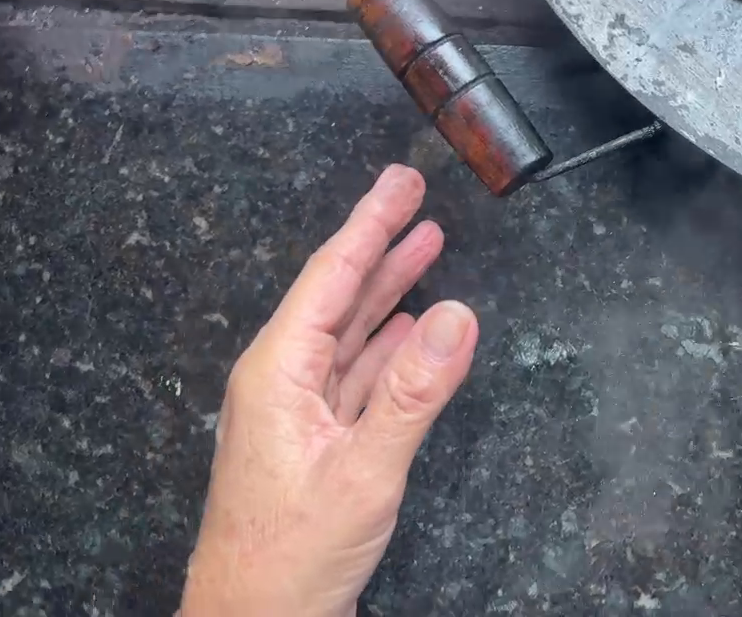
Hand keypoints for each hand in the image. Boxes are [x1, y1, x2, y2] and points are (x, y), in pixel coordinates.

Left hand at [180, 165, 477, 616]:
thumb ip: (414, 392)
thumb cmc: (293, 558)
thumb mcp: (363, 474)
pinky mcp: (320, 433)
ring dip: (390, 283)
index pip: (331, 276)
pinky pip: (361, 366)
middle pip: (340, 290)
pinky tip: (416, 321)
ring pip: (353, 326)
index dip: (369, 223)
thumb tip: (461, 313)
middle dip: (379, 239)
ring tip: (426, 241)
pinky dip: (392, 337)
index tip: (400, 182)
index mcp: (280, 371)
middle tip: (414, 191)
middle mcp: (285, 377)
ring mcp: (302, 406)